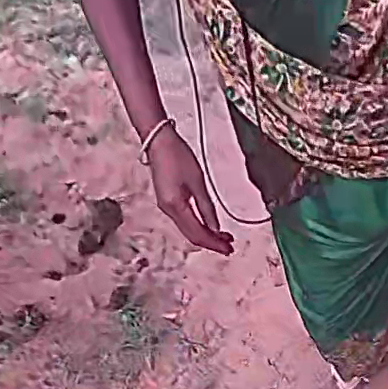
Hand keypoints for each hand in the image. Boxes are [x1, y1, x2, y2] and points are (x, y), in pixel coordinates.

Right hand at [147, 130, 234, 254]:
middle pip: (193, 236)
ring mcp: (167, 207)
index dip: (215, 244)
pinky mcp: (168, 202)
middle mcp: (168, 210)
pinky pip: (185, 222)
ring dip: (206, 237)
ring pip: (189, 231)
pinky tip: (210, 228)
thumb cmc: (177, 155)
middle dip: (212, 243)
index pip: (198, 233)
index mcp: (175, 206)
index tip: (228, 249)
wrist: (158, 140)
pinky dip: (199, 228)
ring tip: (224, 240)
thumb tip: (216, 230)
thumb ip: (207, 208)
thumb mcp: (198, 183)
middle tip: (229, 248)